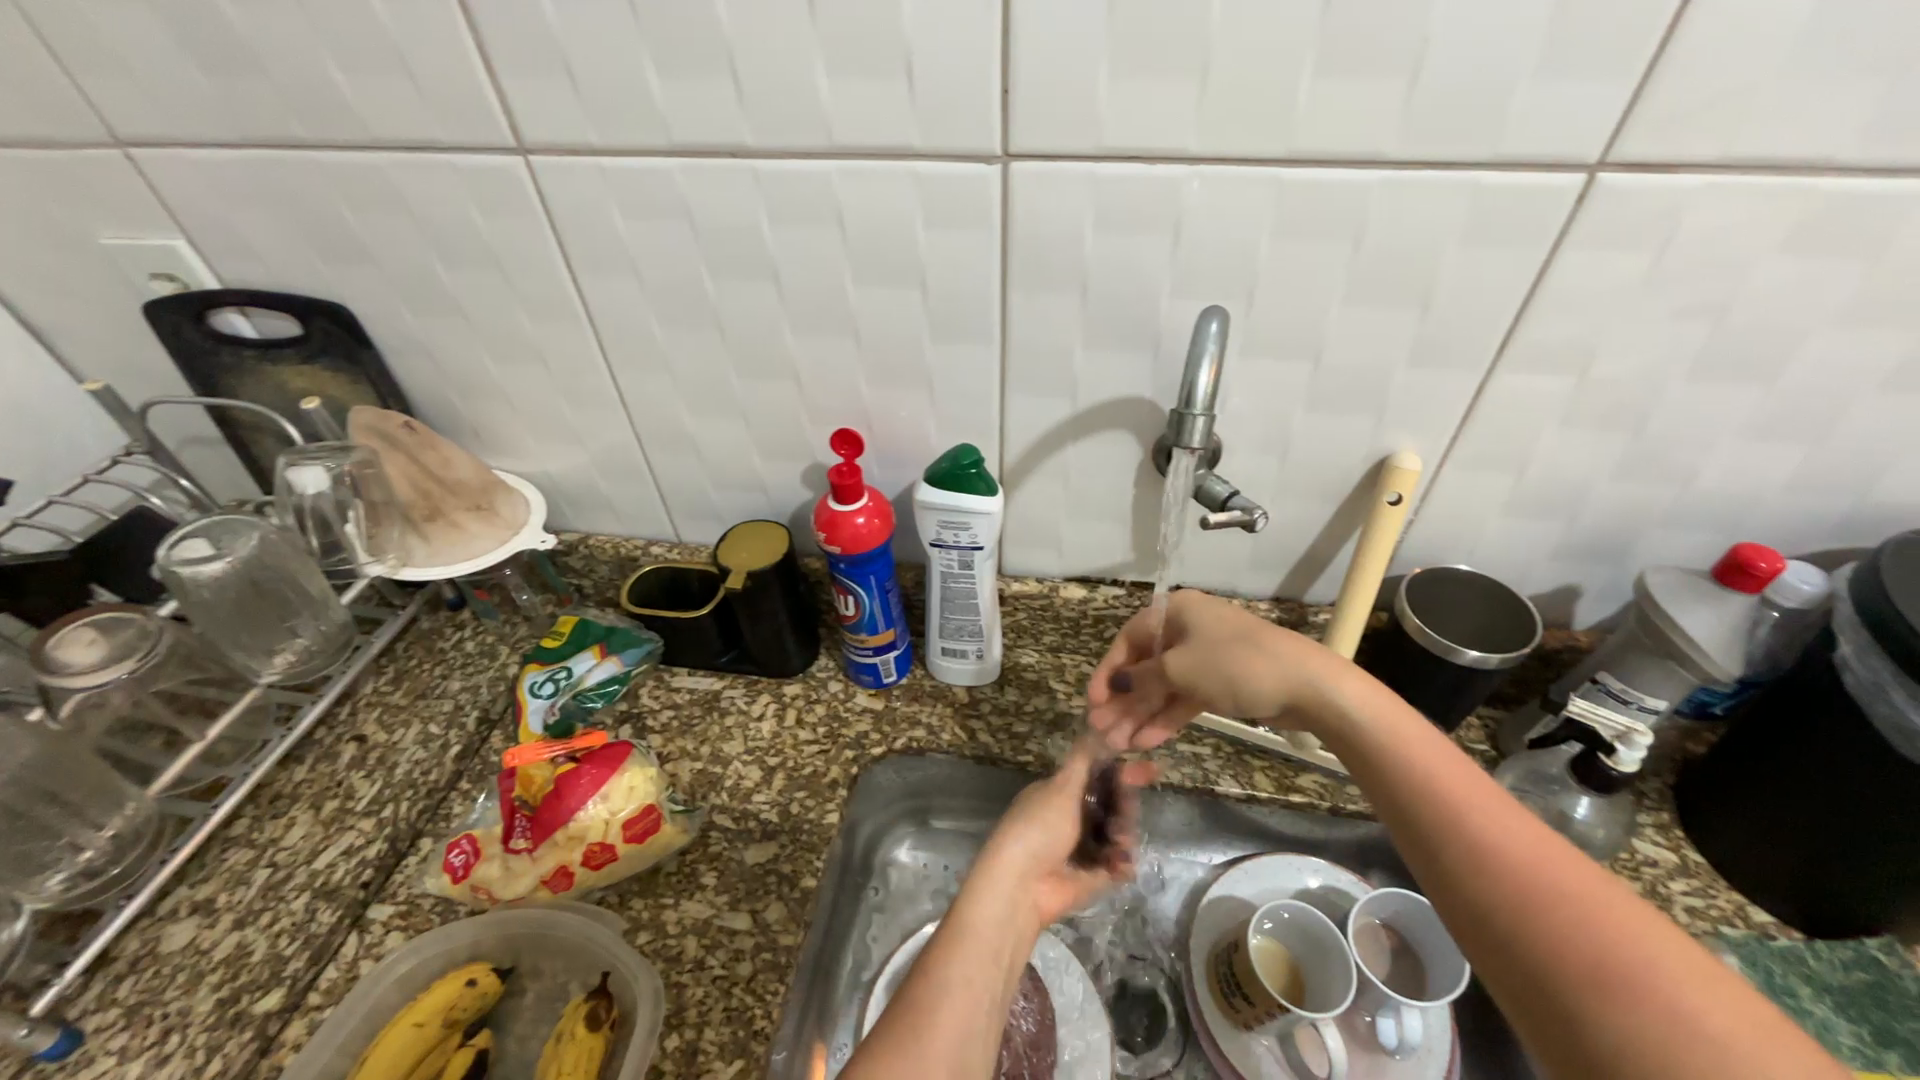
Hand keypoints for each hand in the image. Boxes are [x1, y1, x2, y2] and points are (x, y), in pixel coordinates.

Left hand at [971, 738, 1156, 928]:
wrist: (1021, 885)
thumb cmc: (1038, 829)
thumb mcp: (1061, 786)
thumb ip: (1084, 757)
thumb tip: (1101, 723)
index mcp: (1061, 792)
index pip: (1099, 776)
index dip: (1123, 772)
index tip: (1149, 769)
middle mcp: (1073, 817)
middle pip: (1114, 805)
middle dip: (1125, 807)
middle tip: (1125, 813)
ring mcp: (1083, 847)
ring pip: (1119, 833)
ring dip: (1124, 835)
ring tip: (1118, 843)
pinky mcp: (1093, 876)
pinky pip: (1118, 864)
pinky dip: (1121, 863)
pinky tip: (1118, 864)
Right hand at [1085, 589, 1344, 750]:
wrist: (1305, 685)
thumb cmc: (1235, 665)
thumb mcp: (1180, 670)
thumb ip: (1142, 679)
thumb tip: (1116, 685)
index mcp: (1174, 611)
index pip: (1128, 640)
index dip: (1108, 672)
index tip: (1093, 703)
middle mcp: (1186, 629)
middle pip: (1144, 666)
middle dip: (1122, 700)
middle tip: (1101, 731)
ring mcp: (1205, 657)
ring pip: (1163, 686)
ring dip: (1140, 714)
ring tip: (1119, 745)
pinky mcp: (1220, 682)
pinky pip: (1183, 698)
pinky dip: (1166, 718)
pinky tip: (1146, 742)